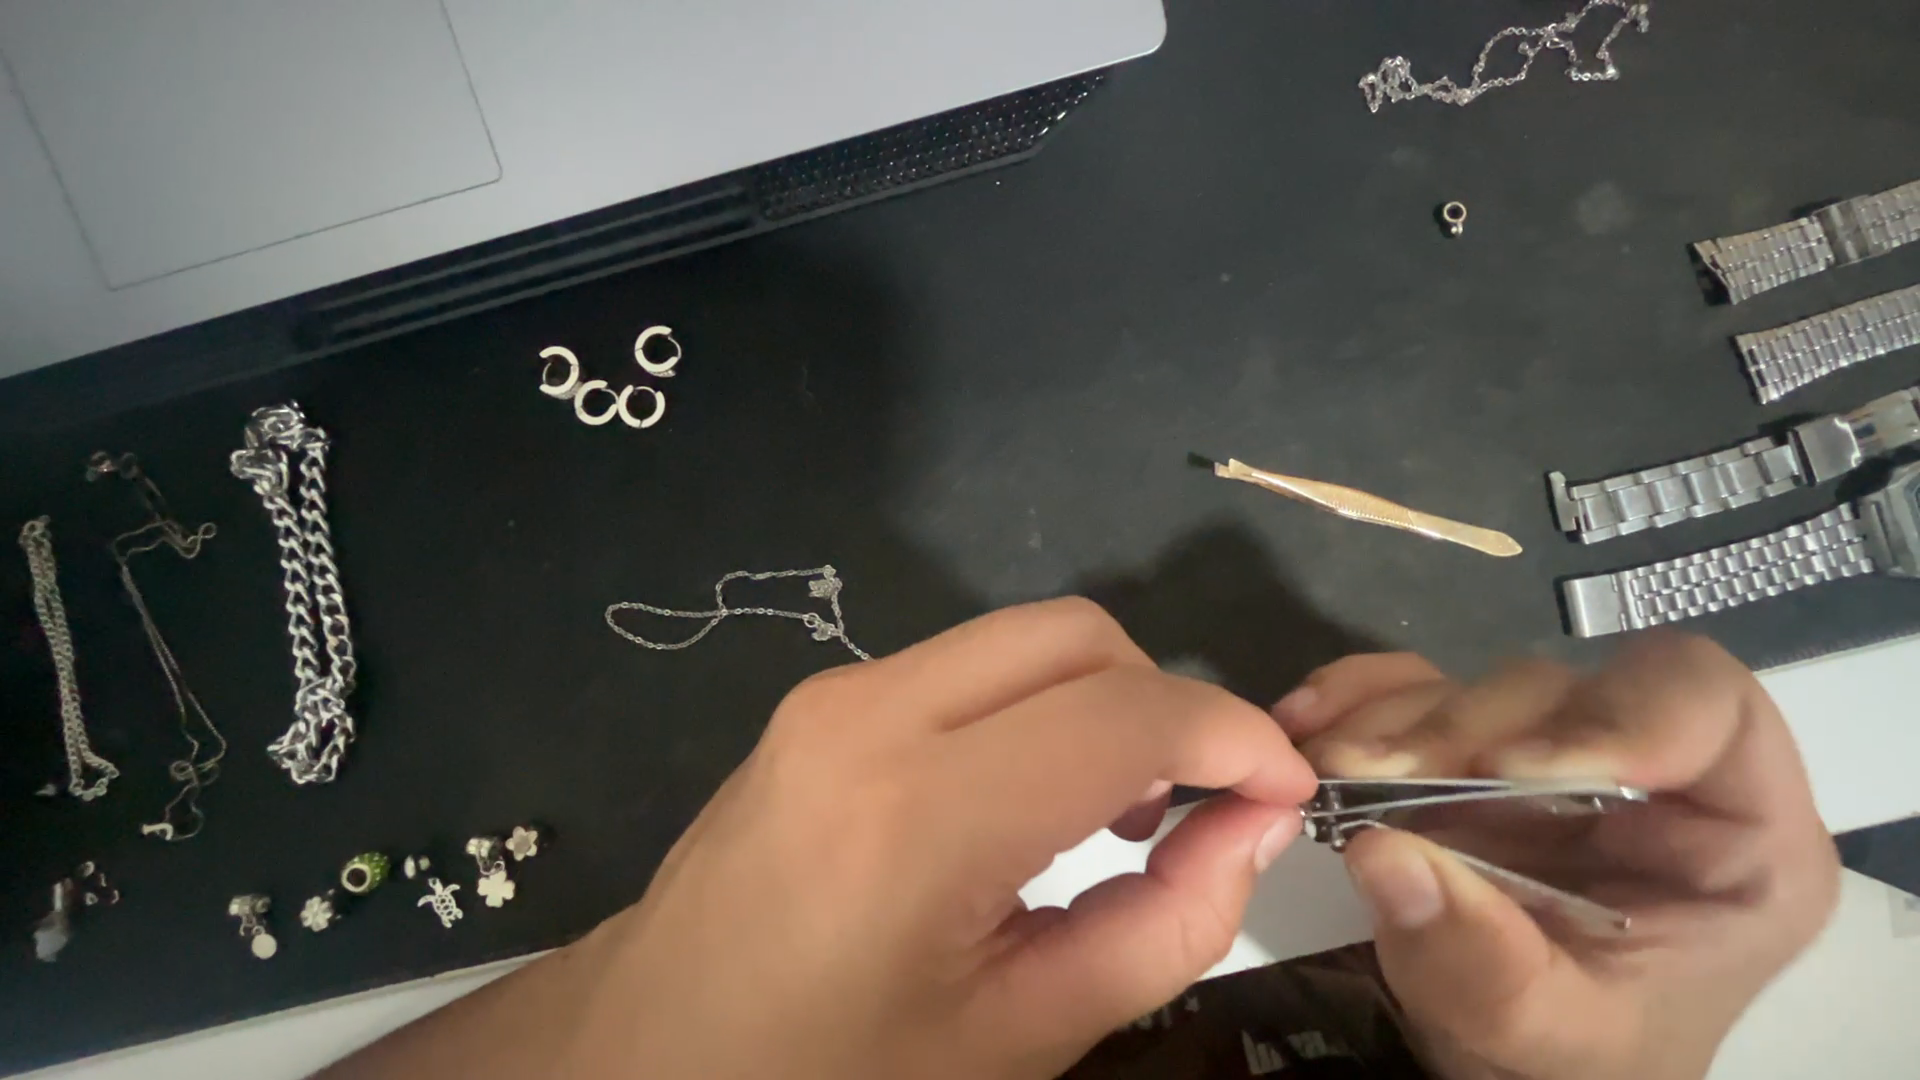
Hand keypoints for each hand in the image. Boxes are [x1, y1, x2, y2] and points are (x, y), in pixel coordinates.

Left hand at [325, 599, 1315, 1078]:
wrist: (647, 1050)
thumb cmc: (834, 1071)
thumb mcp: (1023, 1035)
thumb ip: (1163, 922)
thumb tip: (1251, 822)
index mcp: (919, 816)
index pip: (1120, 715)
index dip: (1229, 733)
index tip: (1281, 785)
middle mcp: (872, 713)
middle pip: (1075, 634)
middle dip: (1165, 697)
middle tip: (1191, 798)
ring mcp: (837, 690)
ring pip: (1024, 636)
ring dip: (1099, 696)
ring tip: (1111, 802)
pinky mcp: (824, 693)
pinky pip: (970, 663)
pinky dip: (1035, 701)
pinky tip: (1028, 787)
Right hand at [1271, 635, 1839, 1079]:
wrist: (1497, 1057)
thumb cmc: (1562, 1056)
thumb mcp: (1537, 1034)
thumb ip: (1480, 959)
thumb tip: (1383, 849)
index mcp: (1720, 837)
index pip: (1704, 710)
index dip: (1616, 715)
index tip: (1509, 770)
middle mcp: (1629, 770)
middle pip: (1553, 691)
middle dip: (1452, 731)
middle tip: (1363, 772)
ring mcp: (1532, 747)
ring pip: (1461, 685)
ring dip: (1382, 720)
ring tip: (1320, 770)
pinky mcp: (1456, 742)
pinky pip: (1399, 689)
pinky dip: (1346, 699)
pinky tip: (1303, 727)